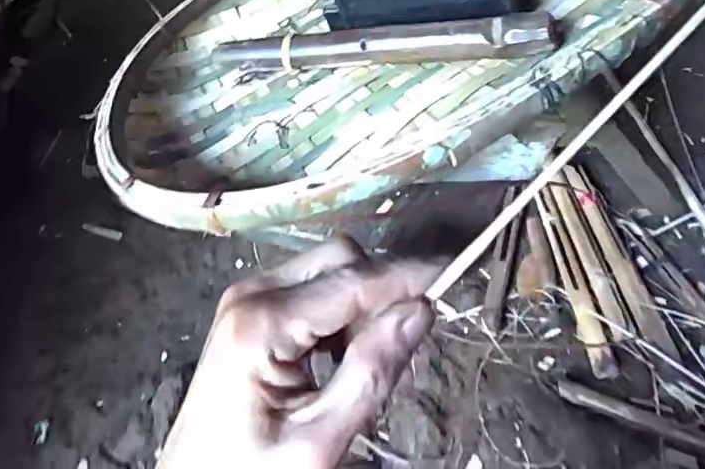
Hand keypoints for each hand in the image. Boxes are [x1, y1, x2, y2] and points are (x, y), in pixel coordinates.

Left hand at [159, 238, 435, 468]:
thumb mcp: (316, 445)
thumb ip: (371, 374)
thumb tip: (422, 310)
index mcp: (261, 324)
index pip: (356, 280)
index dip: (409, 276)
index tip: (454, 275)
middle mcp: (252, 292)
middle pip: (342, 258)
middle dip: (382, 289)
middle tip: (401, 342)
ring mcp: (249, 296)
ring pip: (332, 266)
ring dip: (363, 300)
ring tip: (367, 357)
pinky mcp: (253, 307)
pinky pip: (315, 284)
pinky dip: (342, 308)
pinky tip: (341, 353)